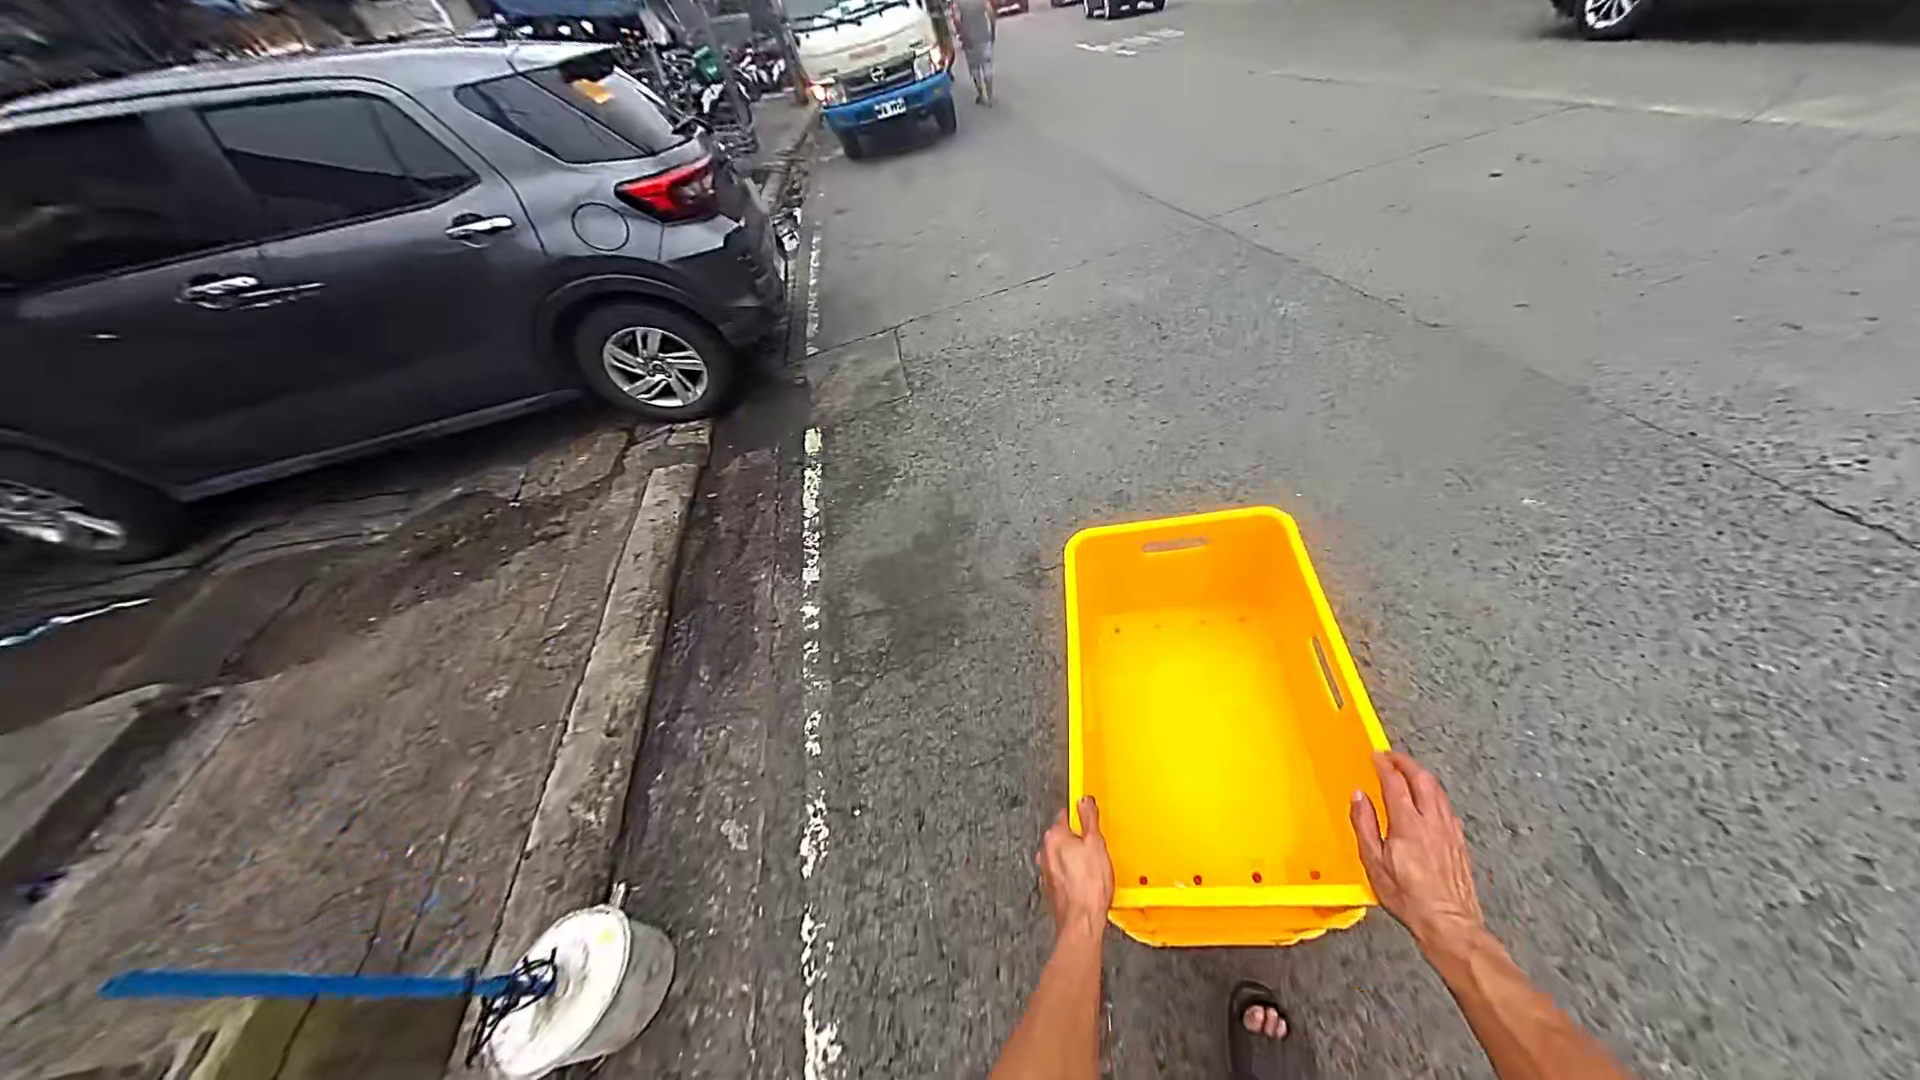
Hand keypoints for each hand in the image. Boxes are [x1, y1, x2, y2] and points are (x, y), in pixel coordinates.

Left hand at [1037, 796, 1113, 940]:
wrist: (1082, 922)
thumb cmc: (1089, 887)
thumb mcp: (1096, 844)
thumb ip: (1089, 818)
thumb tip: (1084, 800)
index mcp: (1054, 836)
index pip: (1066, 815)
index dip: (1081, 817)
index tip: (1089, 820)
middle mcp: (1045, 851)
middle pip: (1063, 836)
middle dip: (1078, 840)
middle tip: (1095, 849)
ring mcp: (1046, 870)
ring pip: (1062, 856)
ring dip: (1074, 859)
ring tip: (1092, 869)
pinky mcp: (1050, 887)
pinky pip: (1062, 873)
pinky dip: (1071, 875)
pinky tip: (1085, 883)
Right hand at [1350, 751, 1485, 950]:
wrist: (1449, 925)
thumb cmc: (1408, 897)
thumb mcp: (1373, 860)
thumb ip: (1364, 824)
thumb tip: (1359, 798)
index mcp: (1408, 824)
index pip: (1395, 782)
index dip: (1384, 764)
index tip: (1376, 756)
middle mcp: (1432, 823)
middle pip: (1423, 779)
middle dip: (1406, 762)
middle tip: (1392, 757)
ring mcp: (1449, 833)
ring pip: (1439, 792)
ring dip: (1422, 776)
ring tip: (1408, 771)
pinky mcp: (1459, 844)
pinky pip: (1448, 808)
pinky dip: (1435, 794)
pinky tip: (1429, 800)